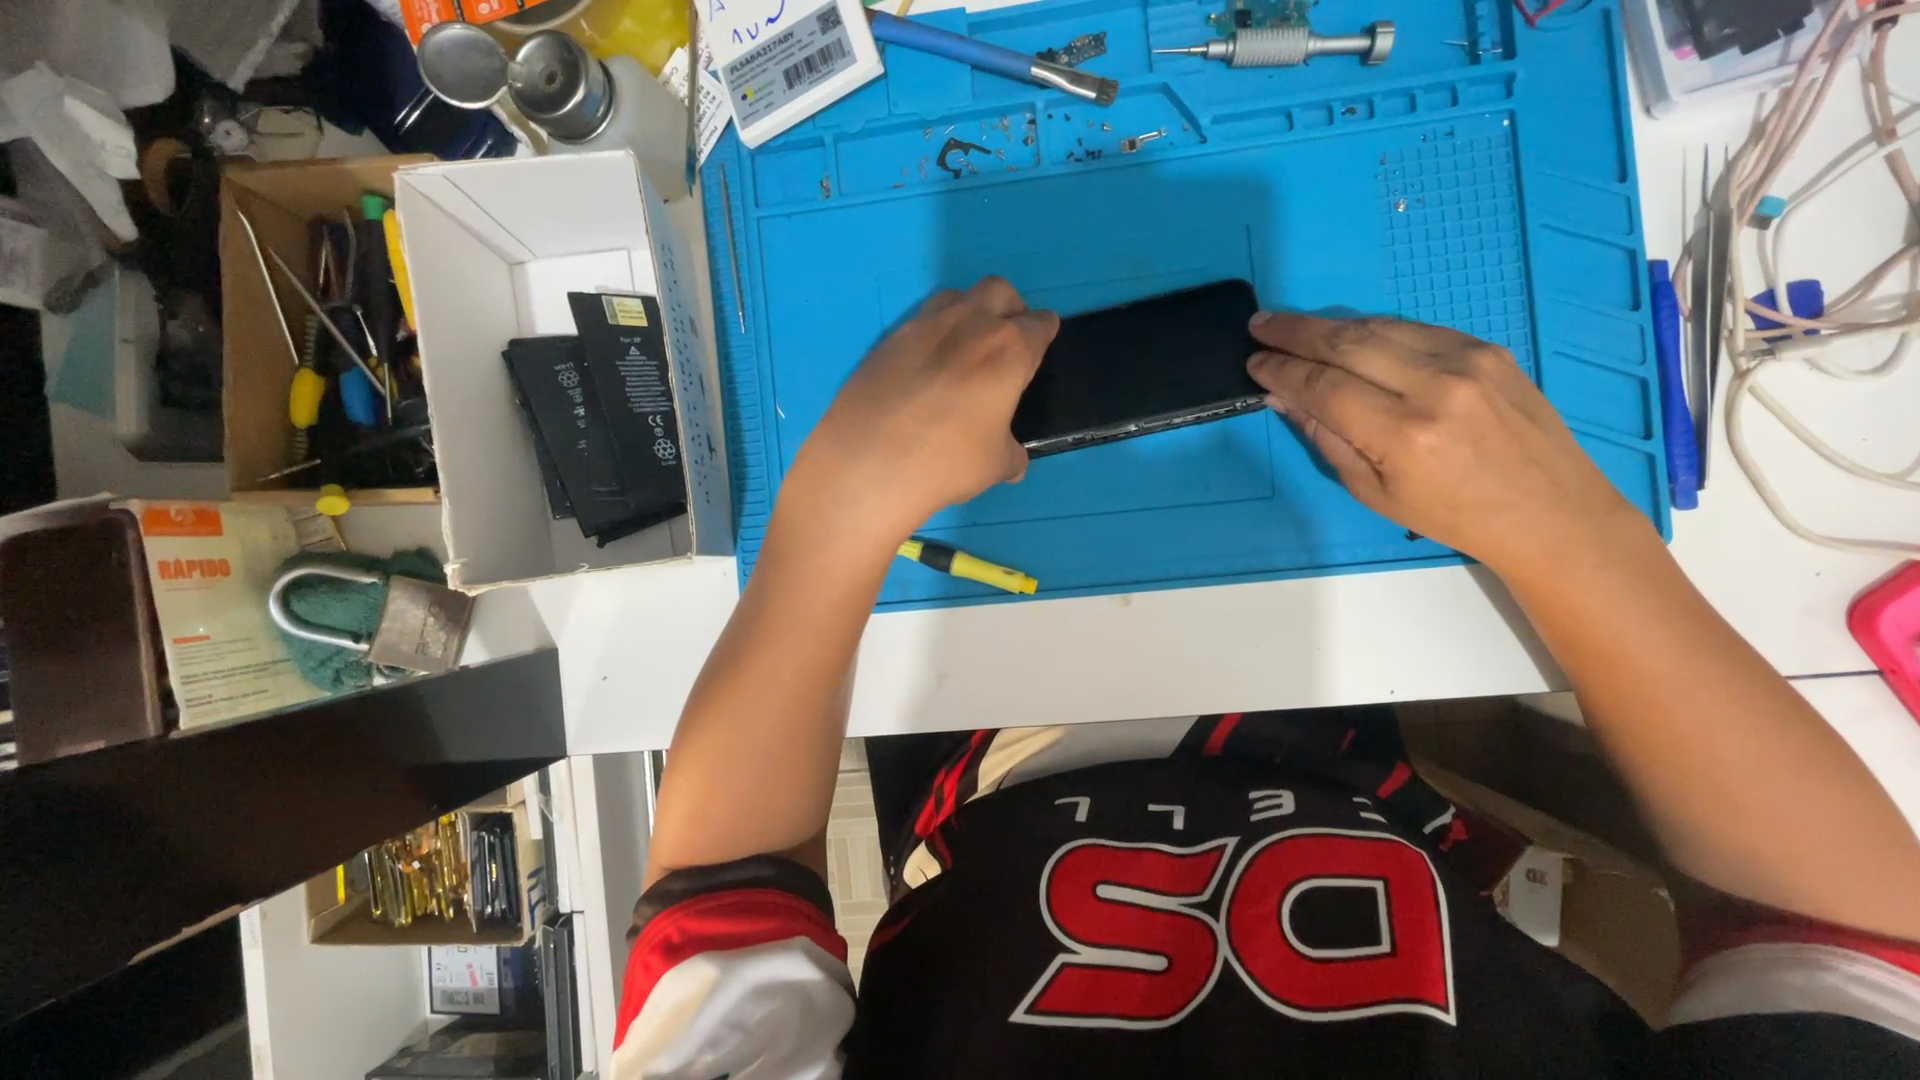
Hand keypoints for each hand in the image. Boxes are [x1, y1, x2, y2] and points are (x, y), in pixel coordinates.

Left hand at [785, 277, 1058, 542]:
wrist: (868, 464)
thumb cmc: (947, 463)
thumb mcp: (995, 465)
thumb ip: (1011, 453)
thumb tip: (1013, 460)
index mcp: (1007, 349)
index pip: (1039, 324)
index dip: (1044, 334)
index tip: (1040, 346)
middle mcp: (968, 324)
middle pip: (999, 291)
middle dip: (1010, 309)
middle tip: (1006, 342)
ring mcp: (922, 326)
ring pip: (955, 298)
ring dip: (968, 313)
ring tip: (963, 351)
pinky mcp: (887, 340)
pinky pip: (918, 324)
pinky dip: (930, 338)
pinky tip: (922, 373)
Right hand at [1246, 312, 1640, 576]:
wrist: (1549, 510)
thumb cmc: (1453, 515)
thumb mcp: (1374, 492)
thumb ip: (1326, 438)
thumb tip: (1285, 397)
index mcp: (1403, 435)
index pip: (1323, 386)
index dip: (1282, 371)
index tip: (1254, 362)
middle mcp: (1434, 387)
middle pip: (1347, 344)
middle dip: (1295, 332)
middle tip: (1260, 325)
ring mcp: (1467, 360)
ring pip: (1379, 327)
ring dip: (1330, 325)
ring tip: (1293, 327)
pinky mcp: (1488, 348)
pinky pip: (1414, 328)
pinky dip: (1373, 329)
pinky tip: (1350, 336)